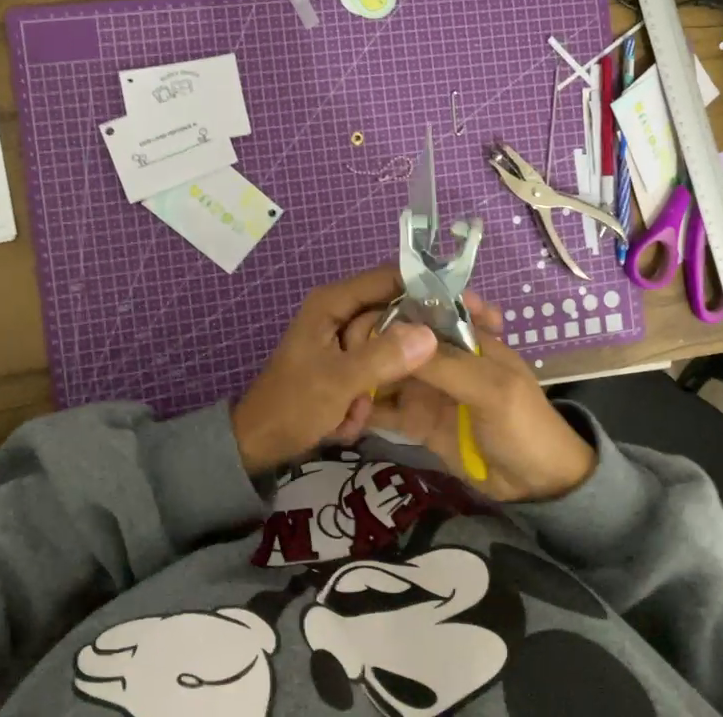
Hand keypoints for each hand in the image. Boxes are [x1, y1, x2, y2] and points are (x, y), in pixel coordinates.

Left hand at [231, 264, 437, 473]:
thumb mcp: (339, 381)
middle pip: (394, 316)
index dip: (426, 289)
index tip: (464, 311)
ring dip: (379, 384)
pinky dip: (369, 397)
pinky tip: (349, 418)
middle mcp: (341, 312)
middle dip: (399, 356)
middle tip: (395, 386)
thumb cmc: (292, 406)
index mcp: (333, 302)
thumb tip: (431, 334)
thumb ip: (384, 356)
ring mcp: (345, 340)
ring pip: (389, 350)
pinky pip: (377, 371)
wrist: (258, 444)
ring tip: (355, 409)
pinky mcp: (348, 365)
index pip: (390, 278)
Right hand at [347, 294, 595, 502]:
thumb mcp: (491, 388)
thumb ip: (446, 364)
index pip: (423, 307)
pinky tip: (334, 406)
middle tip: (334, 351)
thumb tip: (393, 336)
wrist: (535, 486)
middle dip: (366, 339)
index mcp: (465, 336)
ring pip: (383, 370)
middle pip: (395, 337)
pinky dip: (360, 406)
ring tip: (325, 376)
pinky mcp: (414, 419)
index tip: (358, 311)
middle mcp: (440, 355)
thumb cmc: (524, 426)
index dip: (392, 304)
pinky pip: (382, 407)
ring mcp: (425, 387)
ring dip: (359, 371)